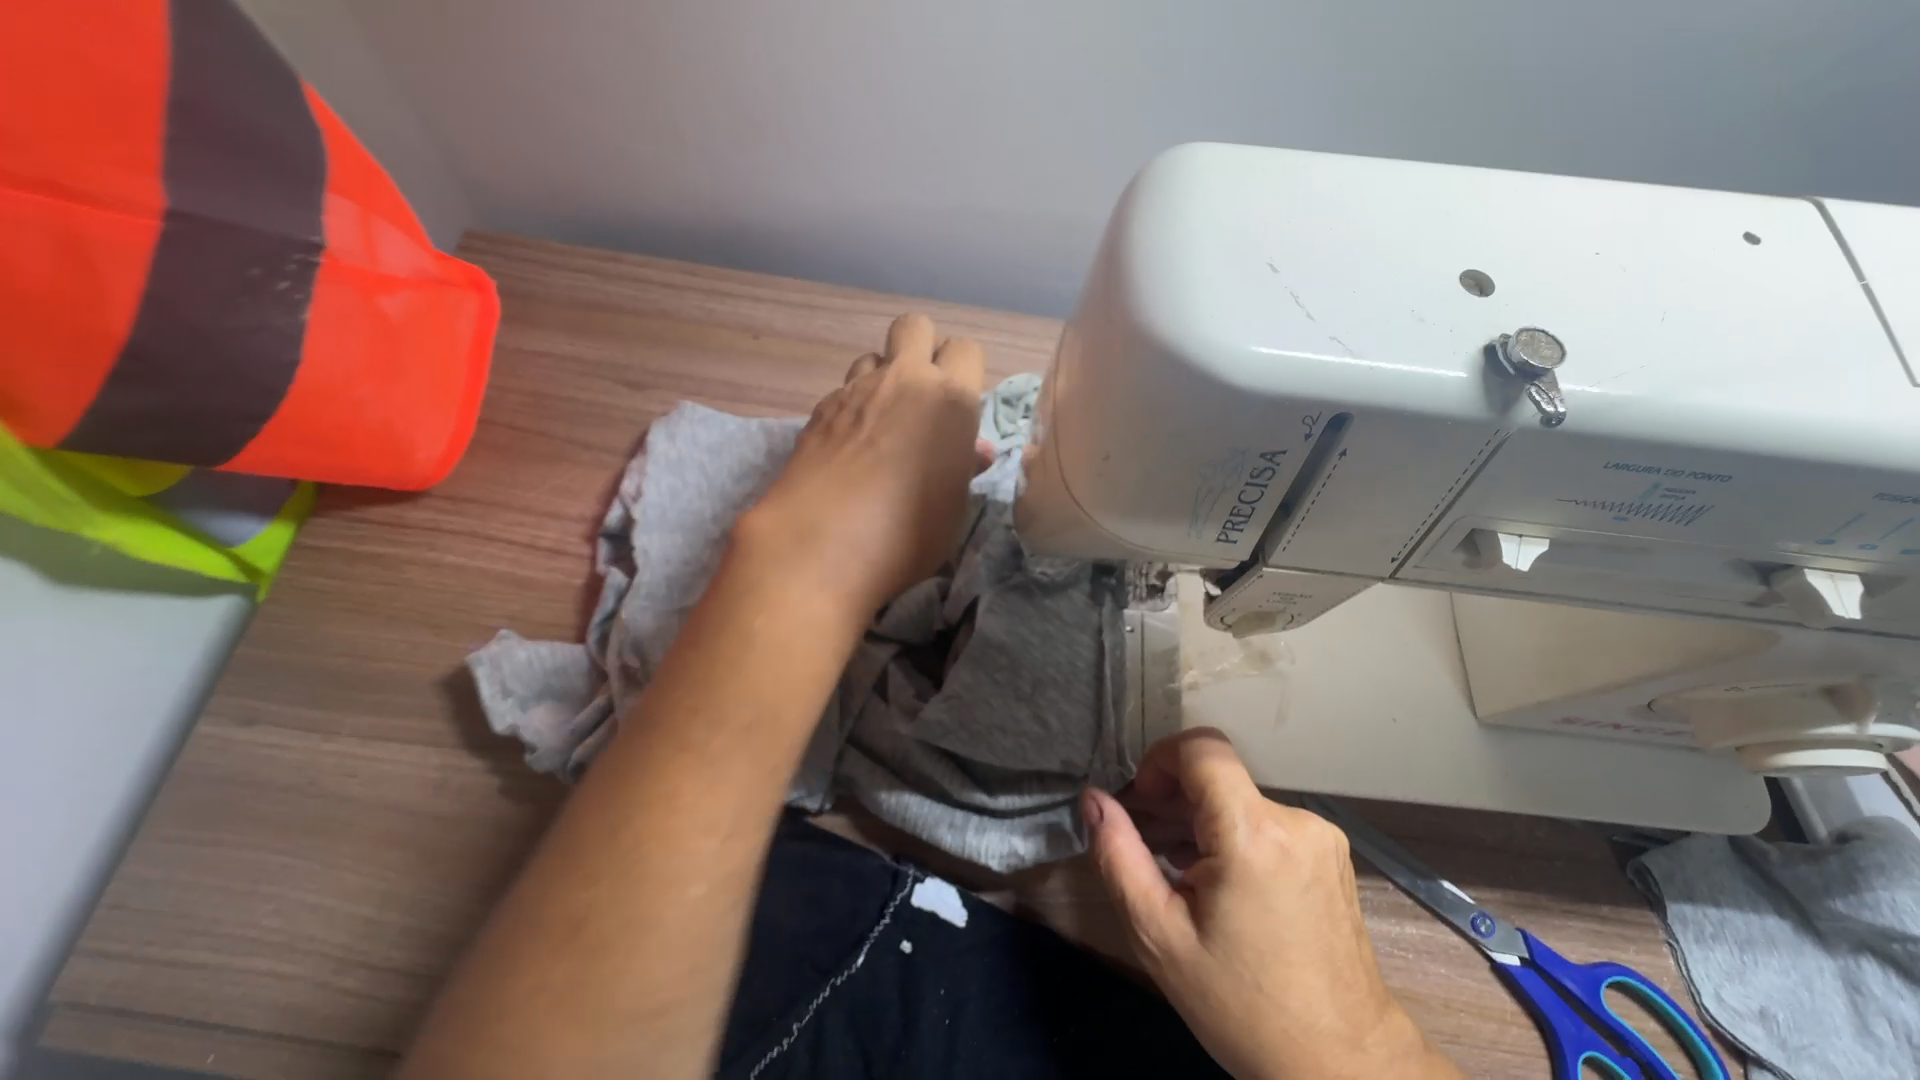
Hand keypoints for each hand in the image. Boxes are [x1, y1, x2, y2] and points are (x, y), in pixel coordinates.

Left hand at [734, 313, 987, 619]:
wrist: (820, 543)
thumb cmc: (907, 534)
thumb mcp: (952, 508)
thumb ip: (963, 467)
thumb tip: (973, 450)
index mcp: (950, 399)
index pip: (966, 350)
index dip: (964, 373)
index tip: (959, 407)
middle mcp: (903, 381)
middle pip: (913, 327)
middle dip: (920, 348)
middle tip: (921, 397)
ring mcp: (854, 391)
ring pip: (872, 357)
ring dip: (881, 378)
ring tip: (881, 424)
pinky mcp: (818, 410)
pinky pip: (842, 391)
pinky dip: (851, 409)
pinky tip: (848, 448)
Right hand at [1083, 729, 1462, 1079]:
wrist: (1340, 1062)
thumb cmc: (1242, 1005)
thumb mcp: (1159, 935)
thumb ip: (1118, 856)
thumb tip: (1093, 800)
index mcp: (1254, 834)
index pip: (1202, 748)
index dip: (1159, 760)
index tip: (1139, 803)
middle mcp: (1296, 821)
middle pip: (1218, 776)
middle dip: (1171, 798)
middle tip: (1140, 844)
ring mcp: (1321, 838)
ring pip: (1240, 800)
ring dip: (1199, 821)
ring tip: (1171, 871)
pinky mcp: (1330, 857)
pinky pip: (1266, 824)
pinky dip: (1230, 838)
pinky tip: (1210, 883)